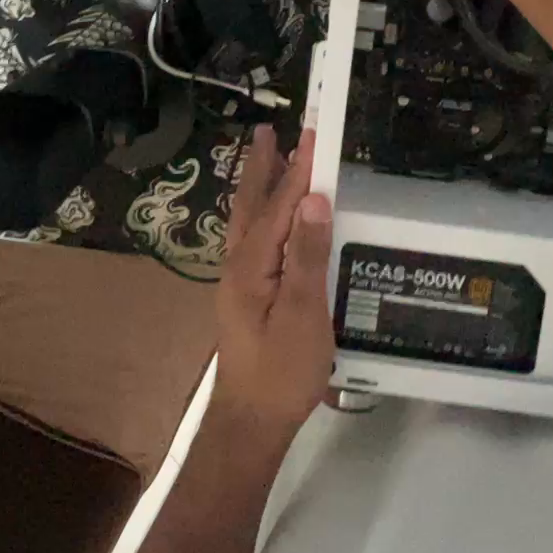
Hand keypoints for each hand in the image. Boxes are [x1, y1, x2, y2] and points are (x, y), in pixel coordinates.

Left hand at [210, 125, 334, 441]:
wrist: (251, 421)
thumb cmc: (282, 371)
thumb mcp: (304, 314)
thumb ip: (308, 256)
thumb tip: (315, 200)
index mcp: (251, 266)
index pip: (279, 207)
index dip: (298, 170)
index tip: (313, 134)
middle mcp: (238, 266)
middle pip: (251, 206)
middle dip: (263, 168)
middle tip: (269, 131)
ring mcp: (238, 282)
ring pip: (247, 223)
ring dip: (259, 188)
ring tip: (269, 160)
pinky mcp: (246, 297)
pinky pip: (253, 241)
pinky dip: (262, 215)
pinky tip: (271, 219)